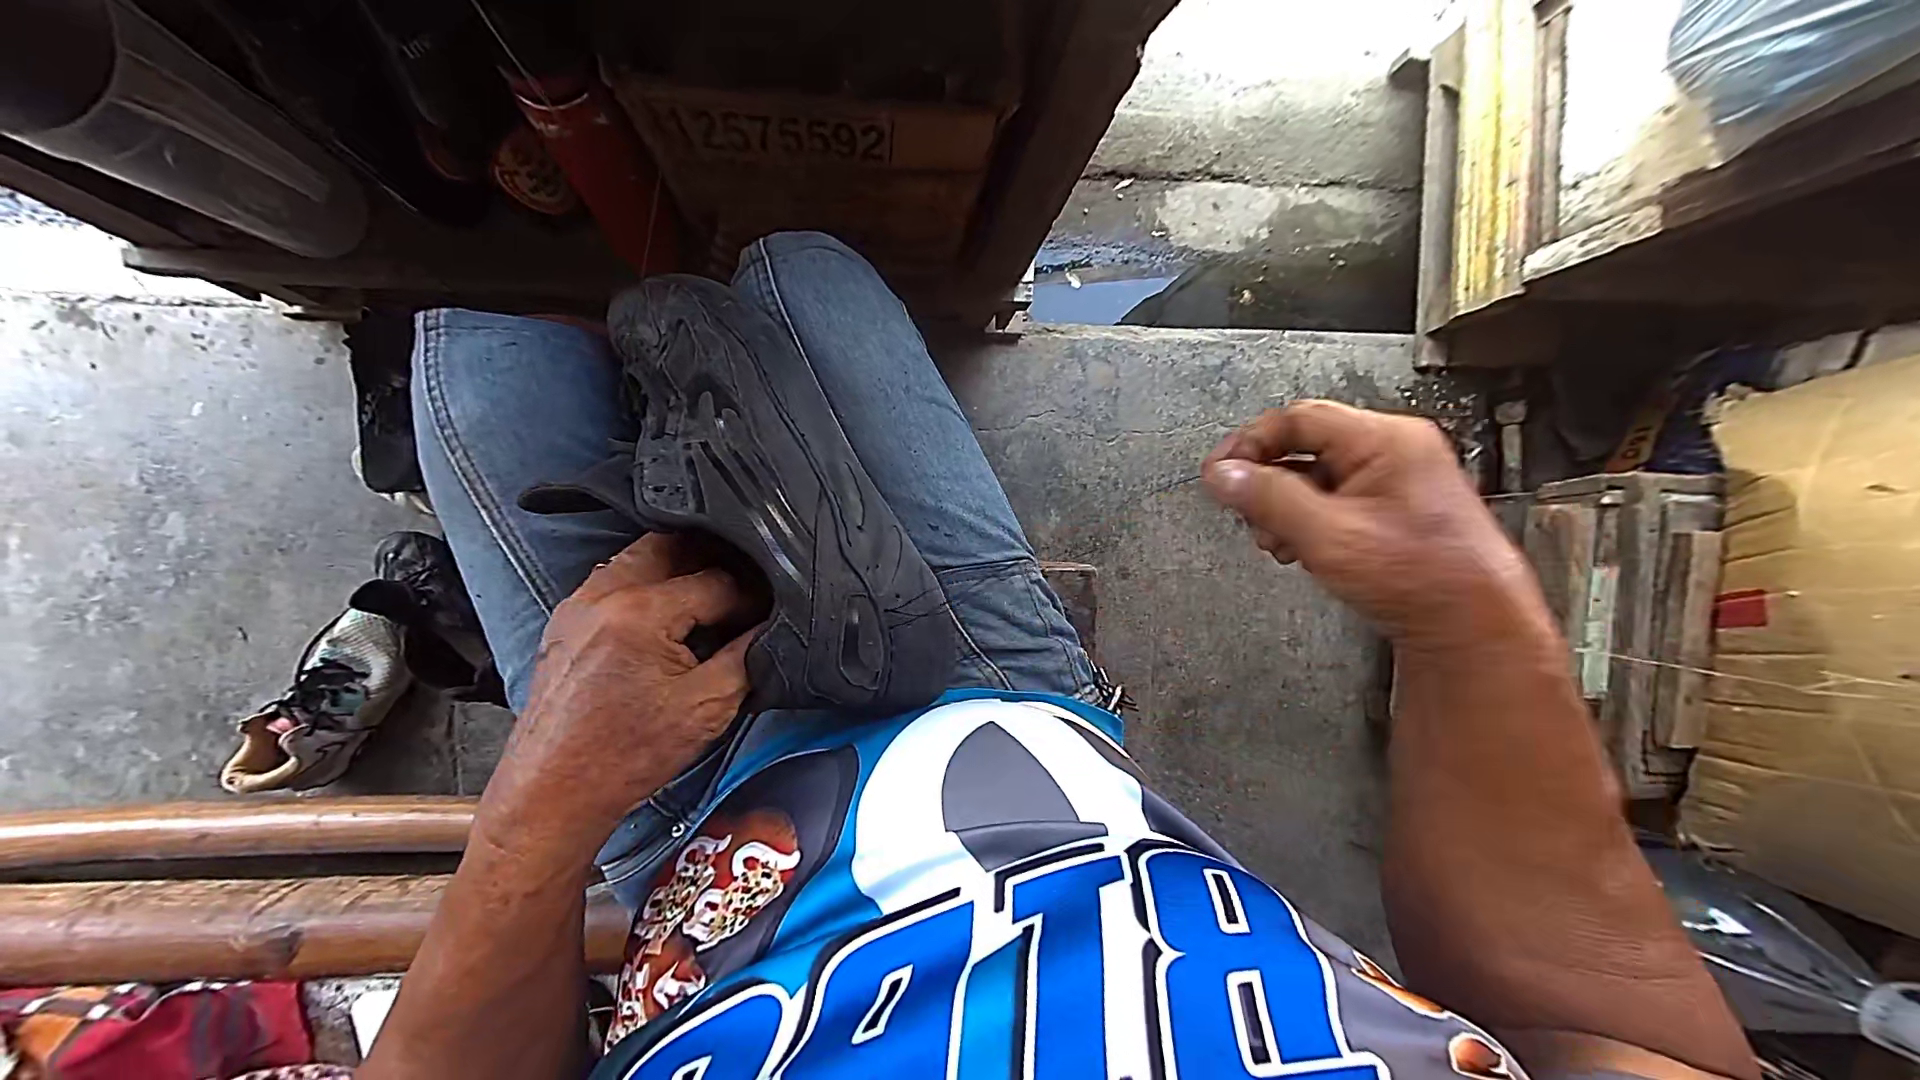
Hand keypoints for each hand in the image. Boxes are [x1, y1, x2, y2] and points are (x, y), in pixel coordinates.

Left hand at [480, 533, 764, 854]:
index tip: (767, 613)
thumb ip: (747, 654)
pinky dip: (650, 581)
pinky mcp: (566, 622)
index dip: (752, 596)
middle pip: (673, 545)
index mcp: (641, 611)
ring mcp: (578, 605)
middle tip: (744, 581)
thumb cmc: (626, 755)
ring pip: (641, 556)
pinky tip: (670, 610)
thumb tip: (769, 627)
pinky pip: (616, 579)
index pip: (717, 582)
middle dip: (716, 558)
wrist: (553, 793)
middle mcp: (604, 594)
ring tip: (712, 591)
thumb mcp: (709, 705)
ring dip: (681, 564)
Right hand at [1201, 400, 1546, 650]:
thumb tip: (1224, 474)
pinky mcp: (1385, 508)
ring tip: (1275, 537)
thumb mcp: (1326, 534)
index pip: (1297, 419)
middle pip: (1302, 446)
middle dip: (1264, 481)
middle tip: (1242, 506)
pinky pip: (1327, 499)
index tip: (1221, 471)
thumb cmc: (1424, 580)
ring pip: (1311, 475)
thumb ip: (1267, 498)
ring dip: (1280, 505)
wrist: (1468, 626)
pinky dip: (1302, 520)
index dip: (1249, 443)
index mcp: (1385, 441)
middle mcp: (1391, 451)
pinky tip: (1297, 546)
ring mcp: (1390, 479)